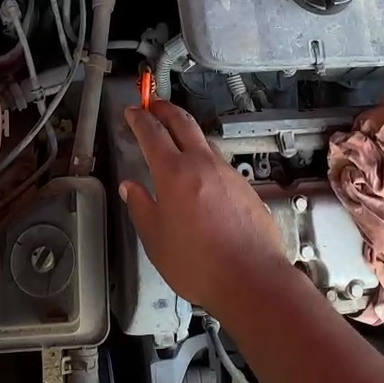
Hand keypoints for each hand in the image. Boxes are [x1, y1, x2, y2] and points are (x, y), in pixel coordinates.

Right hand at [118, 101, 300, 318]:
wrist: (253, 278)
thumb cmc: (198, 263)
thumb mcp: (156, 240)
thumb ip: (141, 207)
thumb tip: (130, 187)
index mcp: (174, 172)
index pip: (152, 132)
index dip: (139, 118)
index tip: (131, 110)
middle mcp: (201, 163)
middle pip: (182, 121)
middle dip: (165, 108)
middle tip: (153, 104)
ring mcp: (227, 171)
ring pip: (203, 140)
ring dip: (186, 131)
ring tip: (176, 138)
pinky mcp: (244, 185)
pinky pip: (219, 161)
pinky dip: (204, 156)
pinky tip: (201, 175)